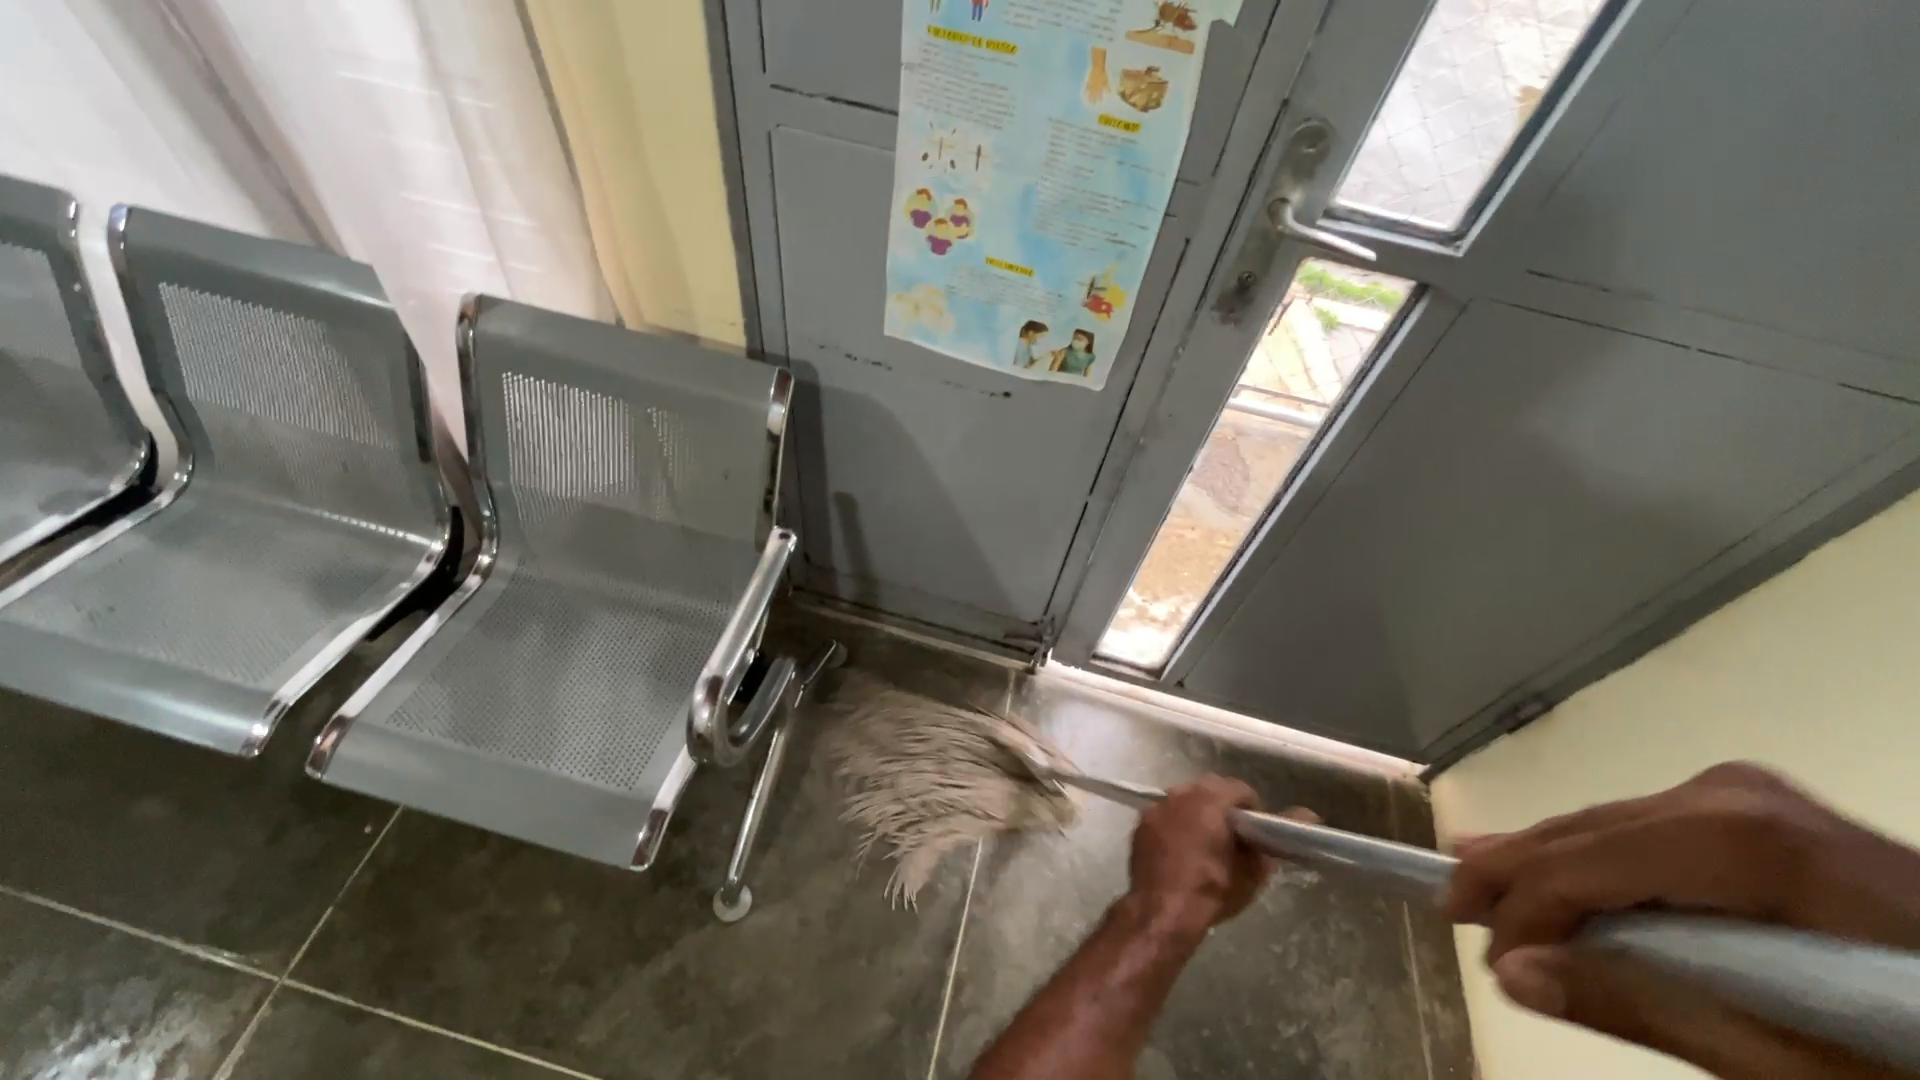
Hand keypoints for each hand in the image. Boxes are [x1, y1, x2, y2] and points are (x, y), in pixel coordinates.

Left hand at [1126, 775, 1312, 932]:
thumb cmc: (1214, 890)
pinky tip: (1180, 848)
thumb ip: (1280, 837)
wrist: (1163, 911)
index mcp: (1210, 800)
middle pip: (1209, 789)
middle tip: (1233, 836)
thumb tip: (1310, 815)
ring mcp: (1156, 807)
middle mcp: (1180, 794)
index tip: (1256, 831)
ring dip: (1197, 813)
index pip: (1239, 789)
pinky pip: (1165, 815)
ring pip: (1184, 799)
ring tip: (1206, 841)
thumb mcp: (1254, 870)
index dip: (1252, 809)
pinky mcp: (1140, 824)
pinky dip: (1175, 824)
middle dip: (1223, 807)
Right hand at [1446, 762, 1919, 1078]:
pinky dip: (1595, 862)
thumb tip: (1514, 974)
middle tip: (1449, 908)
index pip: (1581, 864)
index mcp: (1738, 841)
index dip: (1521, 910)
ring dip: (1547, 867)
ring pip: (1604, 827)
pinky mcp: (1757, 809)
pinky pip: (1641, 832)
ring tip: (1480, 886)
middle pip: (1584, 834)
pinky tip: (1554, 868)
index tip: (1487, 964)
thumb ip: (1646, 1004)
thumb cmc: (1910, 1048)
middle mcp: (1729, 795)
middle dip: (1514, 876)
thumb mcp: (1791, 1059)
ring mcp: (1745, 794)